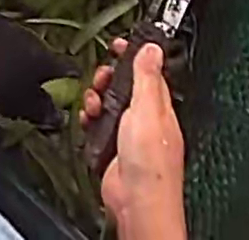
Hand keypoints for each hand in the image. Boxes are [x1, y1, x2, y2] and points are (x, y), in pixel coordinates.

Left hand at [0, 12, 76, 124]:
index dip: (70, 71)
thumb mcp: (21, 105)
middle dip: (39, 61)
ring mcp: (6, 24)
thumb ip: (42, 110)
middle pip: (40, 50)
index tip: (75, 74)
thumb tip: (59, 117)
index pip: (64, 65)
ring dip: (17, 50)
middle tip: (36, 75)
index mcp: (43, 58)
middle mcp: (29, 36)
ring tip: (11, 64)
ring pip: (19, 39)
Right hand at [81, 39, 186, 239]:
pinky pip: (97, 122)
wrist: (136, 204)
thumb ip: (147, 77)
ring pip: (108, 102)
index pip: (147, 70)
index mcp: (159, 106)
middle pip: (122, 84)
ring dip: (96, 97)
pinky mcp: (112, 146)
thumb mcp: (148, 109)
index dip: (131, 54)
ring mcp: (128, 132)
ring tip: (94, 104)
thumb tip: (153, 47)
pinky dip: (89, 118)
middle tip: (101, 79)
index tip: (116, 44)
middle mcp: (145, 117)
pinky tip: (88, 120)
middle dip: (108, 77)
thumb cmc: (150, 164)